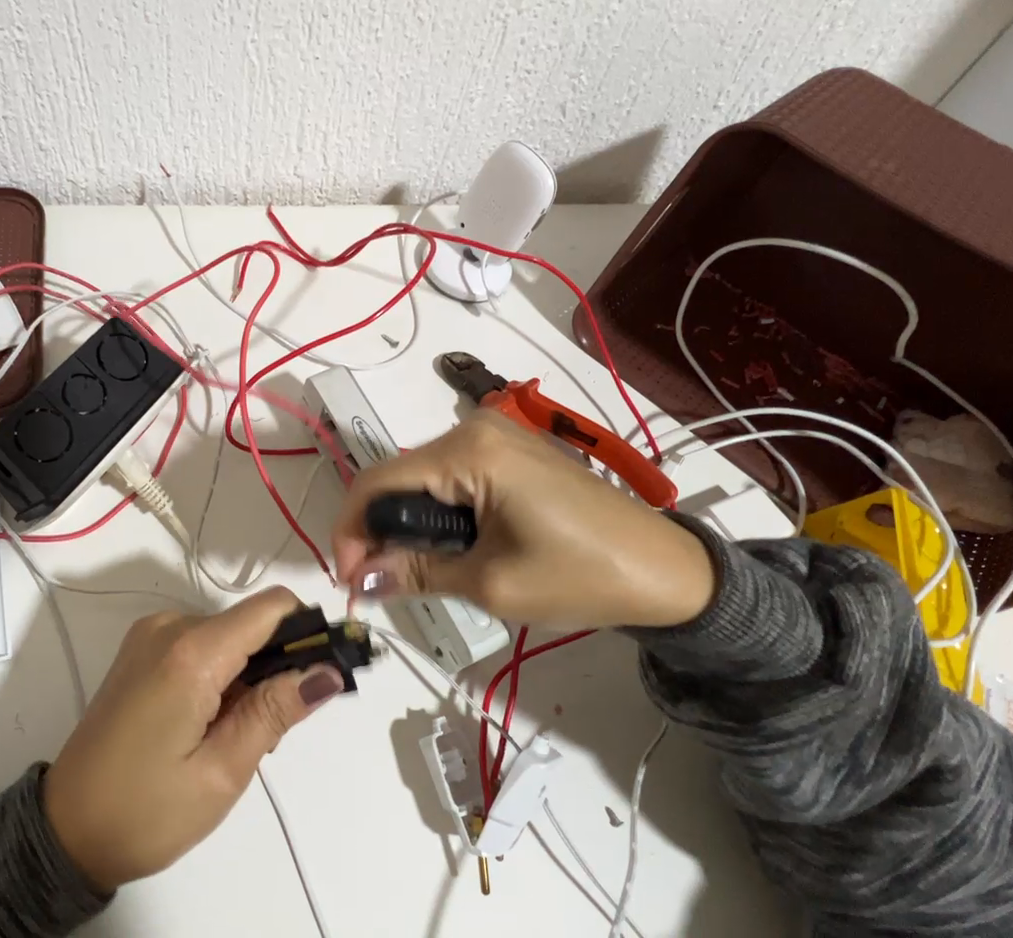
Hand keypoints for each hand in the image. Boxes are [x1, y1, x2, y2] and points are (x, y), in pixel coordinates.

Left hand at [42, 587, 344, 891]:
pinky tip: (211, 723)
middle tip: (271, 732)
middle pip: (252, 623)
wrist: (65, 829)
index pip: (272, 608)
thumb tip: (328, 670)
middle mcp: (170, 626)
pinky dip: (222, 675)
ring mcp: (151, 636)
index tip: (326, 675)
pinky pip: (202, 645)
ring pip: (230, 636)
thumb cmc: (146, 810)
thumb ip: (275, 711)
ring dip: (249, 676)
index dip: (309, 632)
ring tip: (235, 737)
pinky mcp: (141, 651)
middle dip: (278, 666)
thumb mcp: (221, 771)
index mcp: (191, 652)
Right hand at [331, 411, 715, 629]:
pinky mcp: (509, 453)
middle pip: (397, 477)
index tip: (348, 580)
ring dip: (405, 525)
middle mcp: (475, 429)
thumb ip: (416, 573)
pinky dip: (436, 515)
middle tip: (372, 583)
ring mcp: (495, 436)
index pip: (380, 482)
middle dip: (376, 530)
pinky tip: (441, 550)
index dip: (351, 530)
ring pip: (421, 479)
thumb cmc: (580, 576)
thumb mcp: (490, 583)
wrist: (664, 571)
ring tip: (404, 573)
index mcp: (470, 451)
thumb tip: (359, 580)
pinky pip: (450, 478)